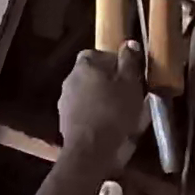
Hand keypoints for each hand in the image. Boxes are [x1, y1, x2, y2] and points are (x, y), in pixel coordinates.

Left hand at [58, 43, 145, 157]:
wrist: (91, 151)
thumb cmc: (114, 112)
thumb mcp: (130, 83)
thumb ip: (129, 61)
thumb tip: (129, 43)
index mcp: (84, 65)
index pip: (98, 54)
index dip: (115, 62)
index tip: (129, 75)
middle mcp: (70, 79)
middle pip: (92, 74)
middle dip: (108, 82)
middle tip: (128, 94)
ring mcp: (65, 101)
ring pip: (88, 94)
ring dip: (102, 100)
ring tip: (121, 112)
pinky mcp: (65, 121)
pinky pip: (85, 112)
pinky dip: (95, 116)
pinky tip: (110, 126)